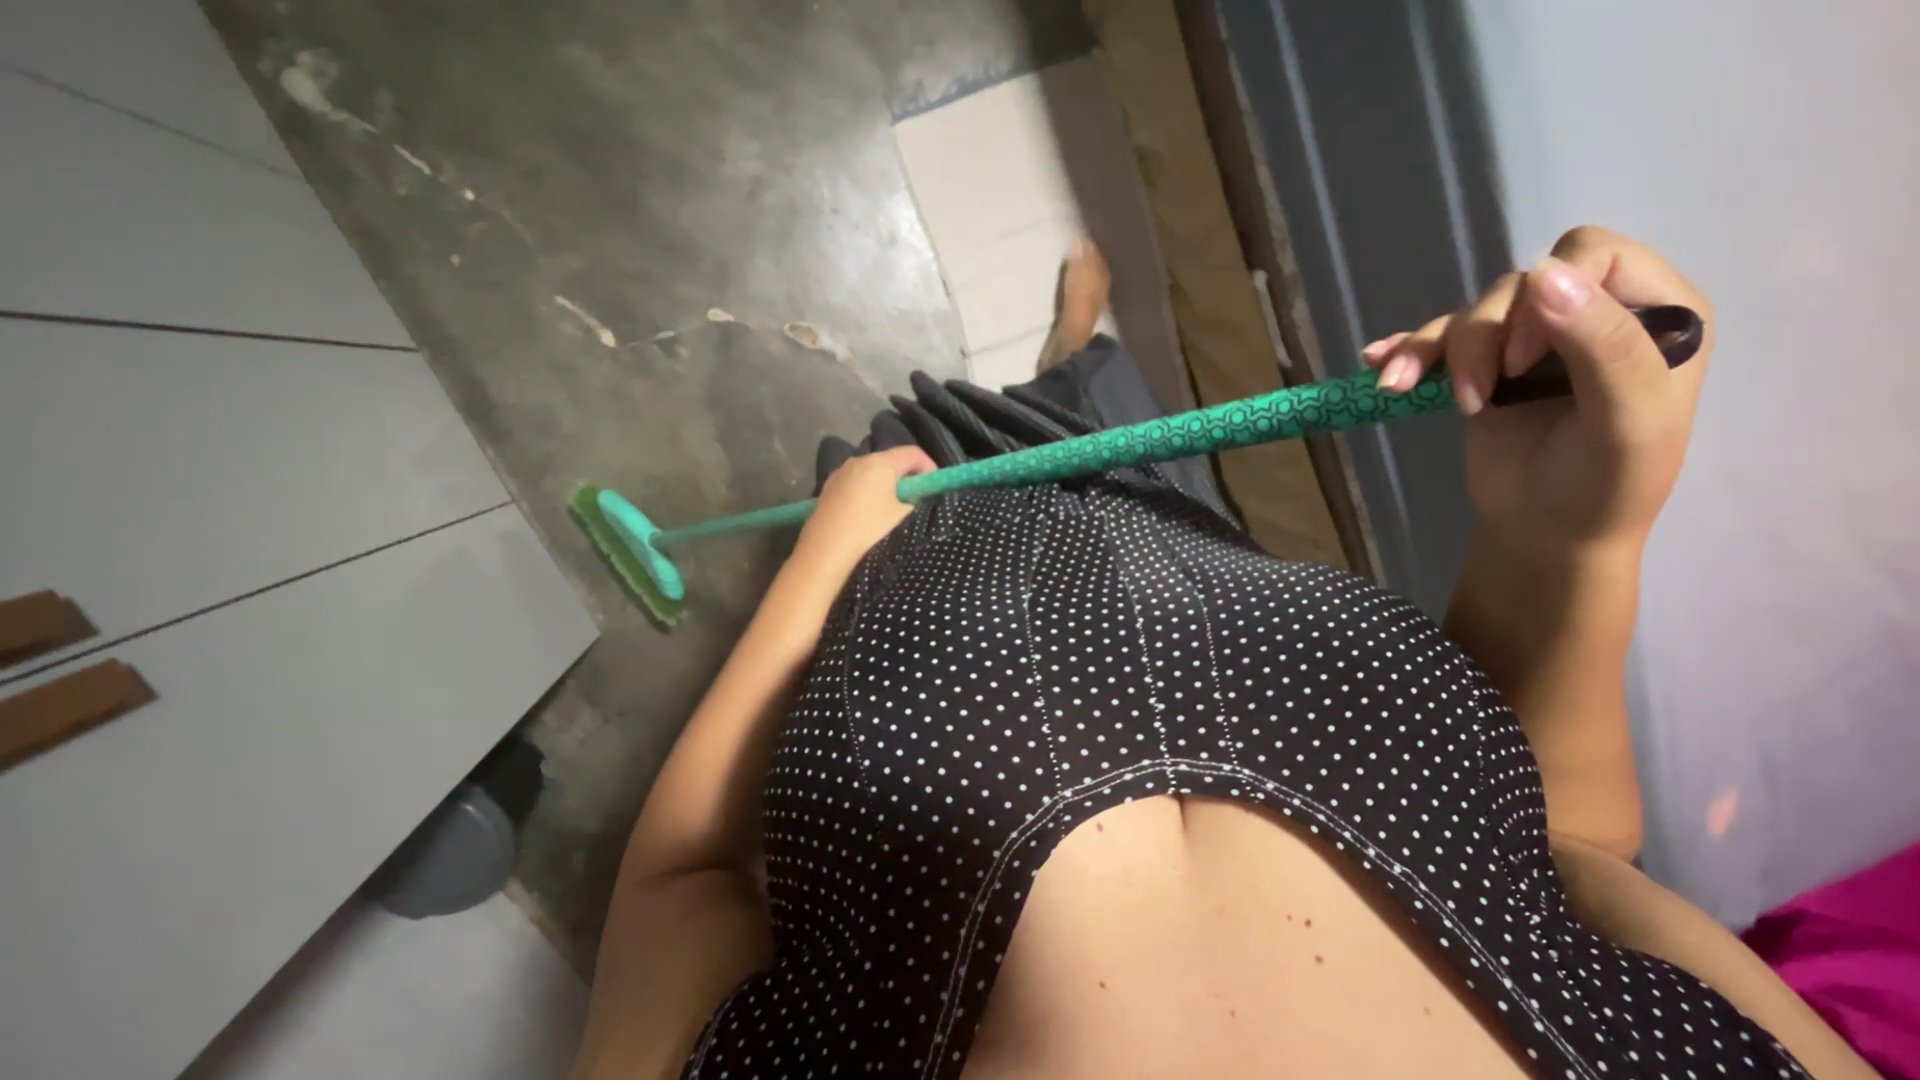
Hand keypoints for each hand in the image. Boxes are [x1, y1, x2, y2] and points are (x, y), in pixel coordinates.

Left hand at [793, 445, 935, 573]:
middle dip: (906, 478)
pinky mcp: (827, 491)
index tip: (935, 487)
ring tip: (892, 511)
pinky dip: (867, 495)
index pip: (912, 453)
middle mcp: (857, 461)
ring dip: (885, 487)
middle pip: (890, 462)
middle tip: (916, 500)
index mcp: (879, 462)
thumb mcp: (905, 516)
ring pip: (871, 474)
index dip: (929, 466)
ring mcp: (838, 475)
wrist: (825, 553)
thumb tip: (919, 497)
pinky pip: (855, 486)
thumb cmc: (870, 530)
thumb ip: (918, 501)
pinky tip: (868, 517)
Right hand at [1364, 226, 1714, 554]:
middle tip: (1482, 392)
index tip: (1526, 359)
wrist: (1544, 537)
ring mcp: (1534, 341)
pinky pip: (1441, 339)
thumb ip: (1603, 345)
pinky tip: (1380, 365)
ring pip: (1475, 311)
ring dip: (1437, 349)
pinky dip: (1408, 352)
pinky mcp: (1486, 367)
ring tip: (1402, 389)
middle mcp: (1594, 315)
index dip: (1550, 294)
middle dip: (1486, 333)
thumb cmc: (1604, 486)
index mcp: (1654, 314)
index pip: (1594, 254)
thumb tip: (1543, 273)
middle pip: (1521, 282)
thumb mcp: (1625, 421)